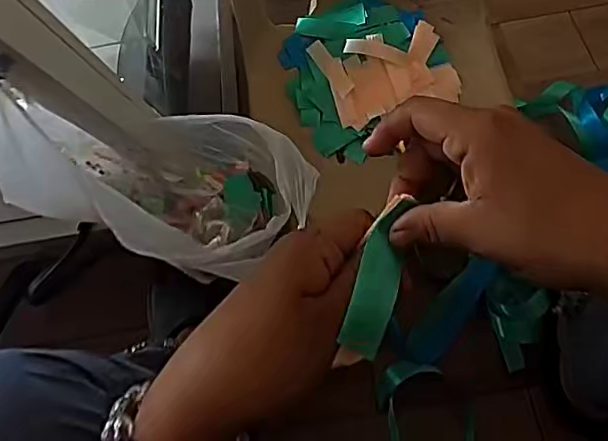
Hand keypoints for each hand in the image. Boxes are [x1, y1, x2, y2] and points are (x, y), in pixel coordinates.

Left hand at [134, 208, 372, 440]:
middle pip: (350, 247)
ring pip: (335, 273)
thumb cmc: (273, 354)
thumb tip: (391, 243)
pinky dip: (328, 314)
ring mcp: (281, 270)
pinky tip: (325, 344)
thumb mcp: (331, 320)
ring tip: (351, 339)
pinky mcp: (272, 294)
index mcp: (312, 241)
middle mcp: (296, 246)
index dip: (388, 247)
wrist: (205, 387)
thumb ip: (364, 278)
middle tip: (378, 322)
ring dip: (351, 302)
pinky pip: (314, 291)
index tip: (401, 289)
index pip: (363, 220)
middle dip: (371, 280)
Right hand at [361, 98, 607, 300]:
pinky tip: (464, 213)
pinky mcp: (531, 154)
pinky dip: (462, 179)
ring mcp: (515, 135)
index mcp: (475, 128)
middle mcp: (492, 121)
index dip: (385, 131)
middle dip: (412, 169)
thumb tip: (392, 230)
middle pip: (433, 131)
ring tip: (433, 220)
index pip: (414, 112)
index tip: (367, 159)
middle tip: (406, 214)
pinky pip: (480, 156)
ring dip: (436, 178)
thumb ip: (429, 223)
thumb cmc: (548, 231)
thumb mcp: (481, 231)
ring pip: (457, 146)